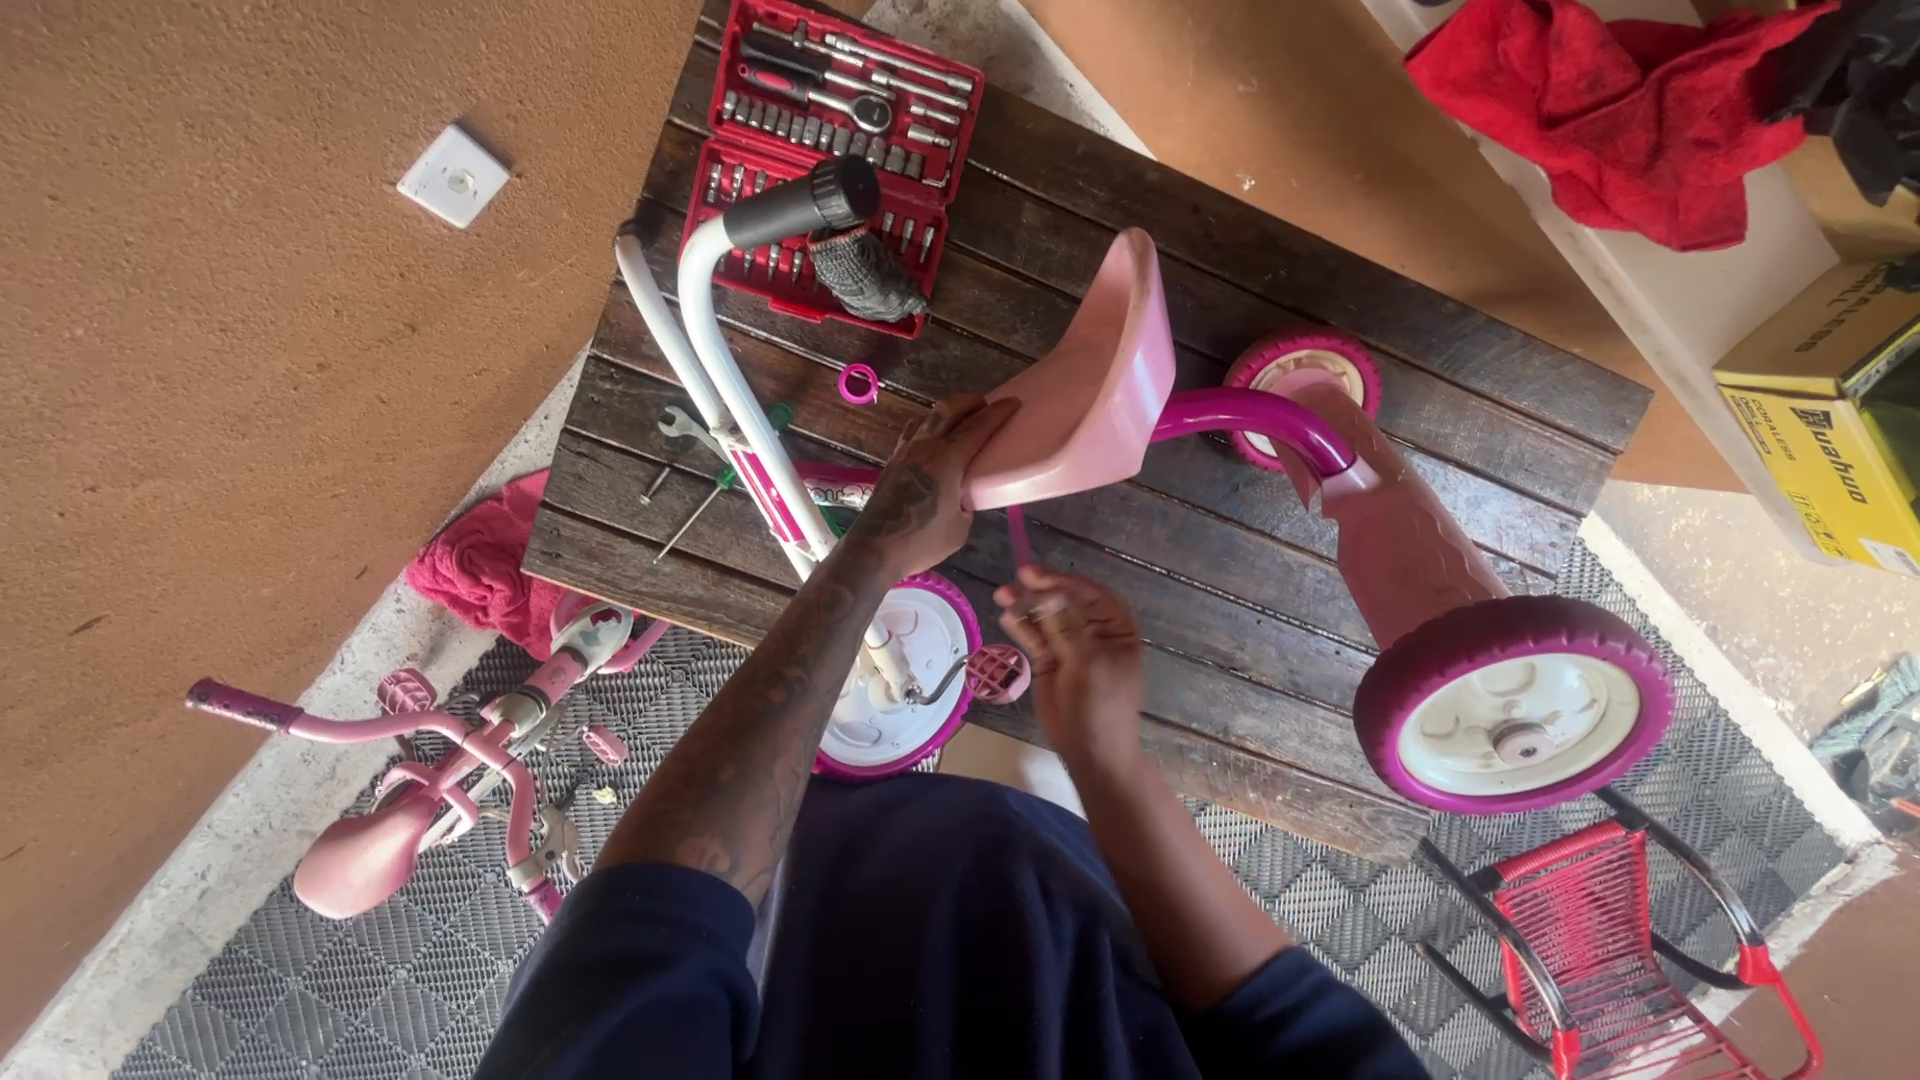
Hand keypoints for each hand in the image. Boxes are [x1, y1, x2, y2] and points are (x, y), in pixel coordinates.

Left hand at [849, 394, 1019, 574]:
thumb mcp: (960, 527)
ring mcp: (904, 452)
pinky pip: (912, 432)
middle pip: (948, 409)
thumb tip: (962, 494)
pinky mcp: (891, 462)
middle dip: (970, 401)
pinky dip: (928, 426)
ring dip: (947, 412)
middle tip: (985, 405)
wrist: (875, 549)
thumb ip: (966, 502)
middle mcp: (924, 447)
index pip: (977, 427)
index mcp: (947, 460)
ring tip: (959, 420)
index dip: (998, 413)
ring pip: (926, 417)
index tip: (1013, 403)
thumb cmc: (922, 542)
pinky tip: (932, 440)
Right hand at [995, 566, 1145, 774]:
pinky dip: (1021, 627)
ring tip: (1002, 594)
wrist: (1090, 751)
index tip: (1038, 577)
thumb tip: (1051, 594)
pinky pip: (1034, 637)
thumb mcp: (1089, 664)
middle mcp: (1093, 631)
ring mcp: (1068, 645)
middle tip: (1019, 577)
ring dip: (1026, 605)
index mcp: (1116, 628)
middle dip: (1042, 590)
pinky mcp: (1048, 660)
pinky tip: (1006, 616)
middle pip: (1066, 602)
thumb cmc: (1102, 706)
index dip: (1066, 583)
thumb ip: (1068, 628)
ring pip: (1046, 617)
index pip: (1091, 595)